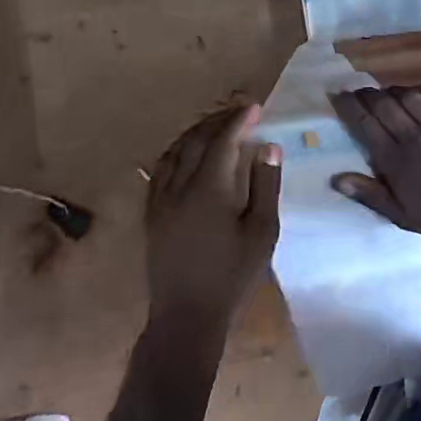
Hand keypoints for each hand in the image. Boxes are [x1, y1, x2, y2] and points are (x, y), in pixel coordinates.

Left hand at [146, 98, 281, 323]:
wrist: (188, 314)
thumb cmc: (234, 274)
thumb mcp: (263, 231)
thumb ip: (266, 186)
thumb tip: (269, 147)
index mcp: (209, 191)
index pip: (223, 142)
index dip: (239, 121)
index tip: (255, 106)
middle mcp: (178, 188)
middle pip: (195, 142)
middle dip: (218, 121)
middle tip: (240, 110)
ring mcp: (160, 201)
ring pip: (173, 153)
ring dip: (196, 132)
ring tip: (217, 124)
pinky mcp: (152, 214)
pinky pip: (161, 170)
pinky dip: (178, 151)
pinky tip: (188, 153)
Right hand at [330, 87, 420, 238]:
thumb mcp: (401, 215)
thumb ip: (369, 195)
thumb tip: (337, 179)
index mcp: (394, 159)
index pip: (364, 122)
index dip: (349, 105)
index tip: (339, 95)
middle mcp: (412, 135)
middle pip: (383, 103)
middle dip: (367, 94)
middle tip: (360, 92)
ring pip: (408, 95)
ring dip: (394, 91)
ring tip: (387, 93)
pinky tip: (420, 95)